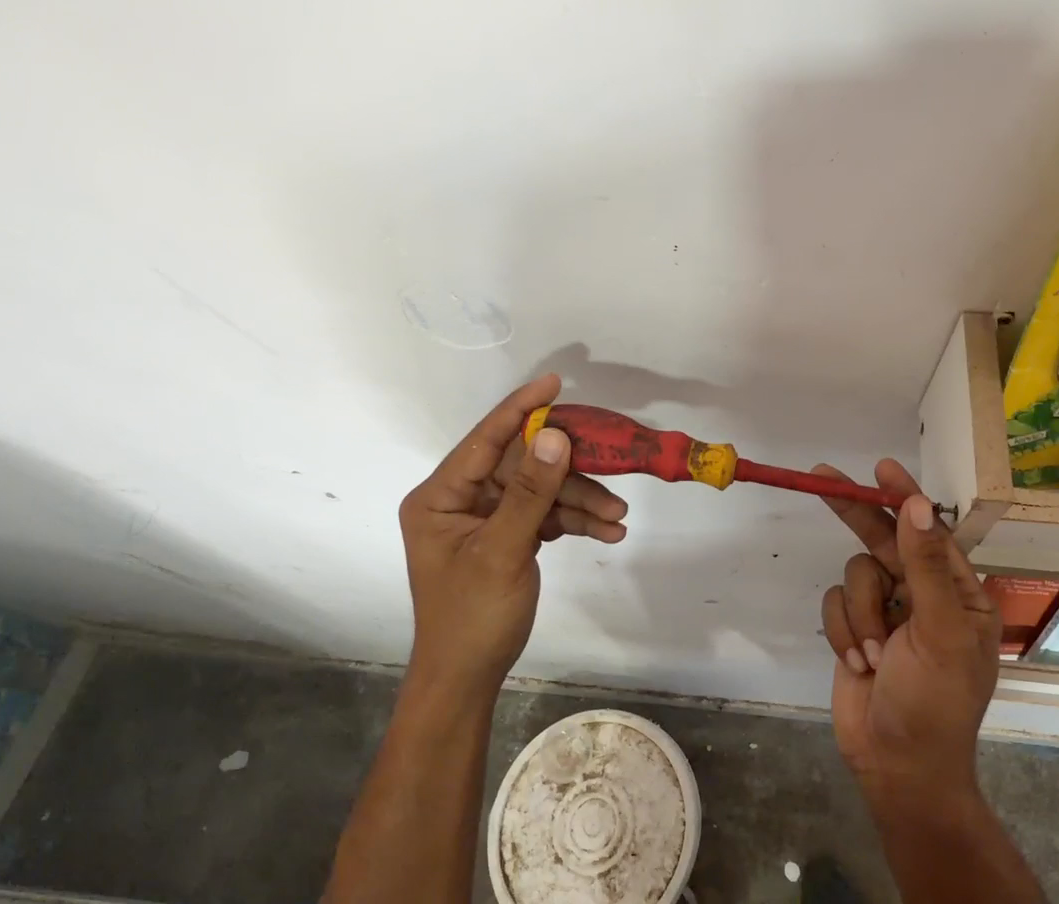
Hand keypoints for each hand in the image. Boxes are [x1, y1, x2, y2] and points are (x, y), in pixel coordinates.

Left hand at [397, 375, 627, 689]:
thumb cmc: (472, 617)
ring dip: (580, 501)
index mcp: (440, 496)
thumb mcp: (503, 551)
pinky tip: (609, 531)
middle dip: (569, 473)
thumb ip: (530, 493)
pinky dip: (575, 521)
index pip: (485, 440)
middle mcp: (461, 499)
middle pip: (523, 466)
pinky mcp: (507, 537)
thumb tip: (555, 436)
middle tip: (613, 465)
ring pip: (541, 491)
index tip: (555, 382)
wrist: (468, 677)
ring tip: (618, 517)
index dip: (521, 409)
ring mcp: (486, 518)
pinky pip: (545, 515)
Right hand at [814, 460, 999, 800]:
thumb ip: (926, 566)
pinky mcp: (854, 629)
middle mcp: (922, 595)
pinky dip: (842, 632)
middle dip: (856, 514)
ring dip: (860, 615)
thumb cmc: (935, 702)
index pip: (930, 532)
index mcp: (958, 593)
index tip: (881, 467)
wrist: (897, 767)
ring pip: (855, 575)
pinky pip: (835, 603)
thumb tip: (918, 505)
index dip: (905, 497)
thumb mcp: (940, 632)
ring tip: (875, 656)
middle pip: (883, 540)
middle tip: (821, 478)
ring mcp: (886, 612)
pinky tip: (858, 665)